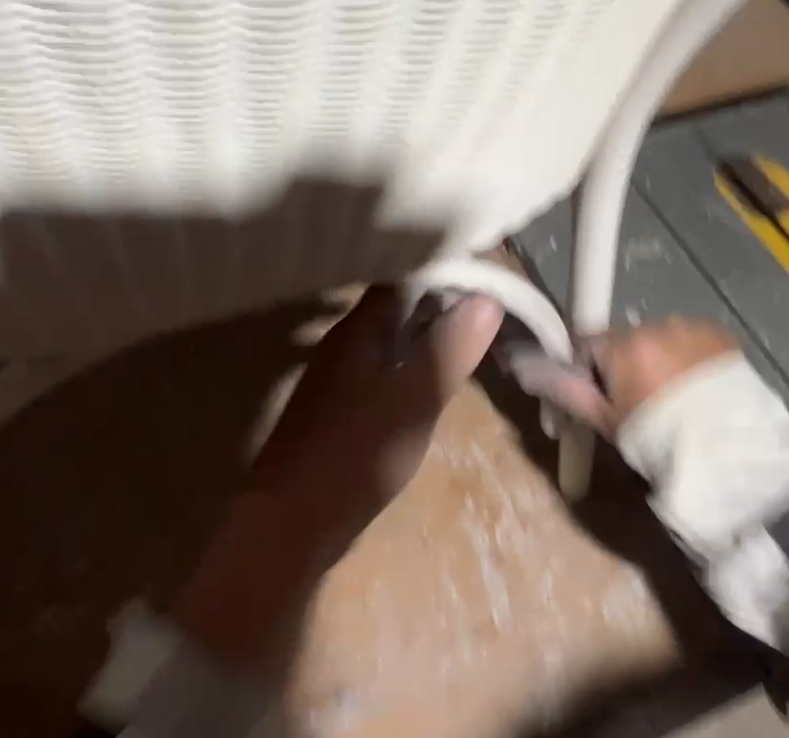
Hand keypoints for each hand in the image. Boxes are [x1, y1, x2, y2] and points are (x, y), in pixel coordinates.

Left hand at [248, 285, 504, 532]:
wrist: (293, 519)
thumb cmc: (358, 453)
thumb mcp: (415, 399)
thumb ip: (449, 348)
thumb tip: (487, 297)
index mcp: (361, 328)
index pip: (406, 275)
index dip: (447, 269)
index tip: (490, 274)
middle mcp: (348, 341)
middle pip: (400, 303)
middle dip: (445, 299)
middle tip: (495, 304)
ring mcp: (342, 374)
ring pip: (394, 336)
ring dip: (431, 332)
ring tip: (478, 334)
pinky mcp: (343, 405)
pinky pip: (386, 366)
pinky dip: (415, 362)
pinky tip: (438, 377)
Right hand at [510, 317, 739, 434]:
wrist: (736, 459)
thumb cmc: (660, 444)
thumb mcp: (607, 422)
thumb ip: (565, 389)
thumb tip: (521, 366)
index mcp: (624, 344)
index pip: (587, 343)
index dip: (590, 371)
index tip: (601, 398)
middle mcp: (657, 324)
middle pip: (625, 340)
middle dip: (626, 365)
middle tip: (639, 406)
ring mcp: (693, 327)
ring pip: (659, 340)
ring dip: (659, 360)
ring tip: (675, 401)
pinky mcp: (722, 334)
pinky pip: (690, 341)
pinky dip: (688, 359)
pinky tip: (698, 391)